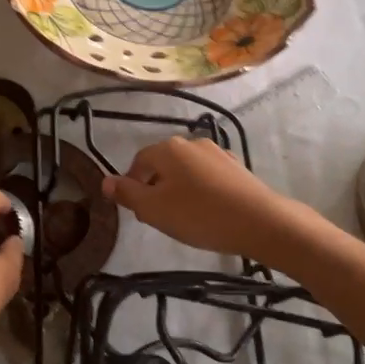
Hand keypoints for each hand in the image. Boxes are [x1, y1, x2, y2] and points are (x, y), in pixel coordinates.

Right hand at [102, 136, 295, 258]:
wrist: (259, 221)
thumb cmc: (199, 215)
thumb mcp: (154, 209)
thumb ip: (127, 194)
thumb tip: (105, 181)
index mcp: (168, 149)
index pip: (139, 161)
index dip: (133, 185)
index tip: (138, 211)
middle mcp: (192, 142)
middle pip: (163, 164)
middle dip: (156, 187)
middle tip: (160, 217)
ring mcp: (217, 153)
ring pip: (187, 170)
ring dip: (179, 189)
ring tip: (184, 217)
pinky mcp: (237, 167)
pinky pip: (208, 177)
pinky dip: (201, 191)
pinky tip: (208, 212)